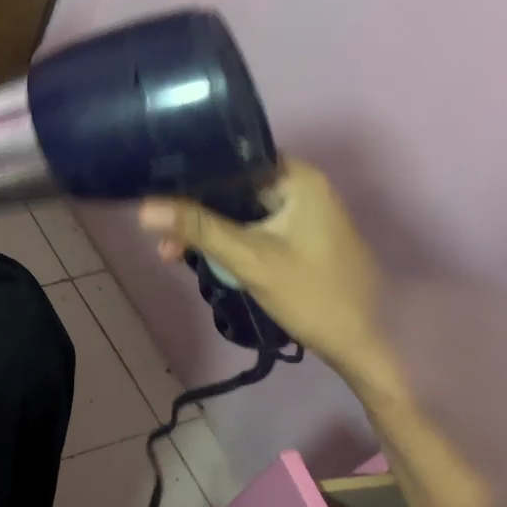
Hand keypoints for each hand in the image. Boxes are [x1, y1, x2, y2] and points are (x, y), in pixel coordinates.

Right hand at [138, 159, 388, 375]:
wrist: (364, 351)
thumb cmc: (313, 296)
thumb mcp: (249, 260)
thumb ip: (197, 228)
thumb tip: (142, 207)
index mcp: (296, 176)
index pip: (228, 155)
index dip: (189, 169)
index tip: (155, 187)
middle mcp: (300, 183)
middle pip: (229, 181)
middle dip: (192, 206)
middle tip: (161, 231)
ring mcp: (300, 207)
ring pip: (235, 204)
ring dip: (205, 225)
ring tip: (173, 249)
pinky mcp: (297, 231)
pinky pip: (249, 220)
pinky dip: (225, 235)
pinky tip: (200, 253)